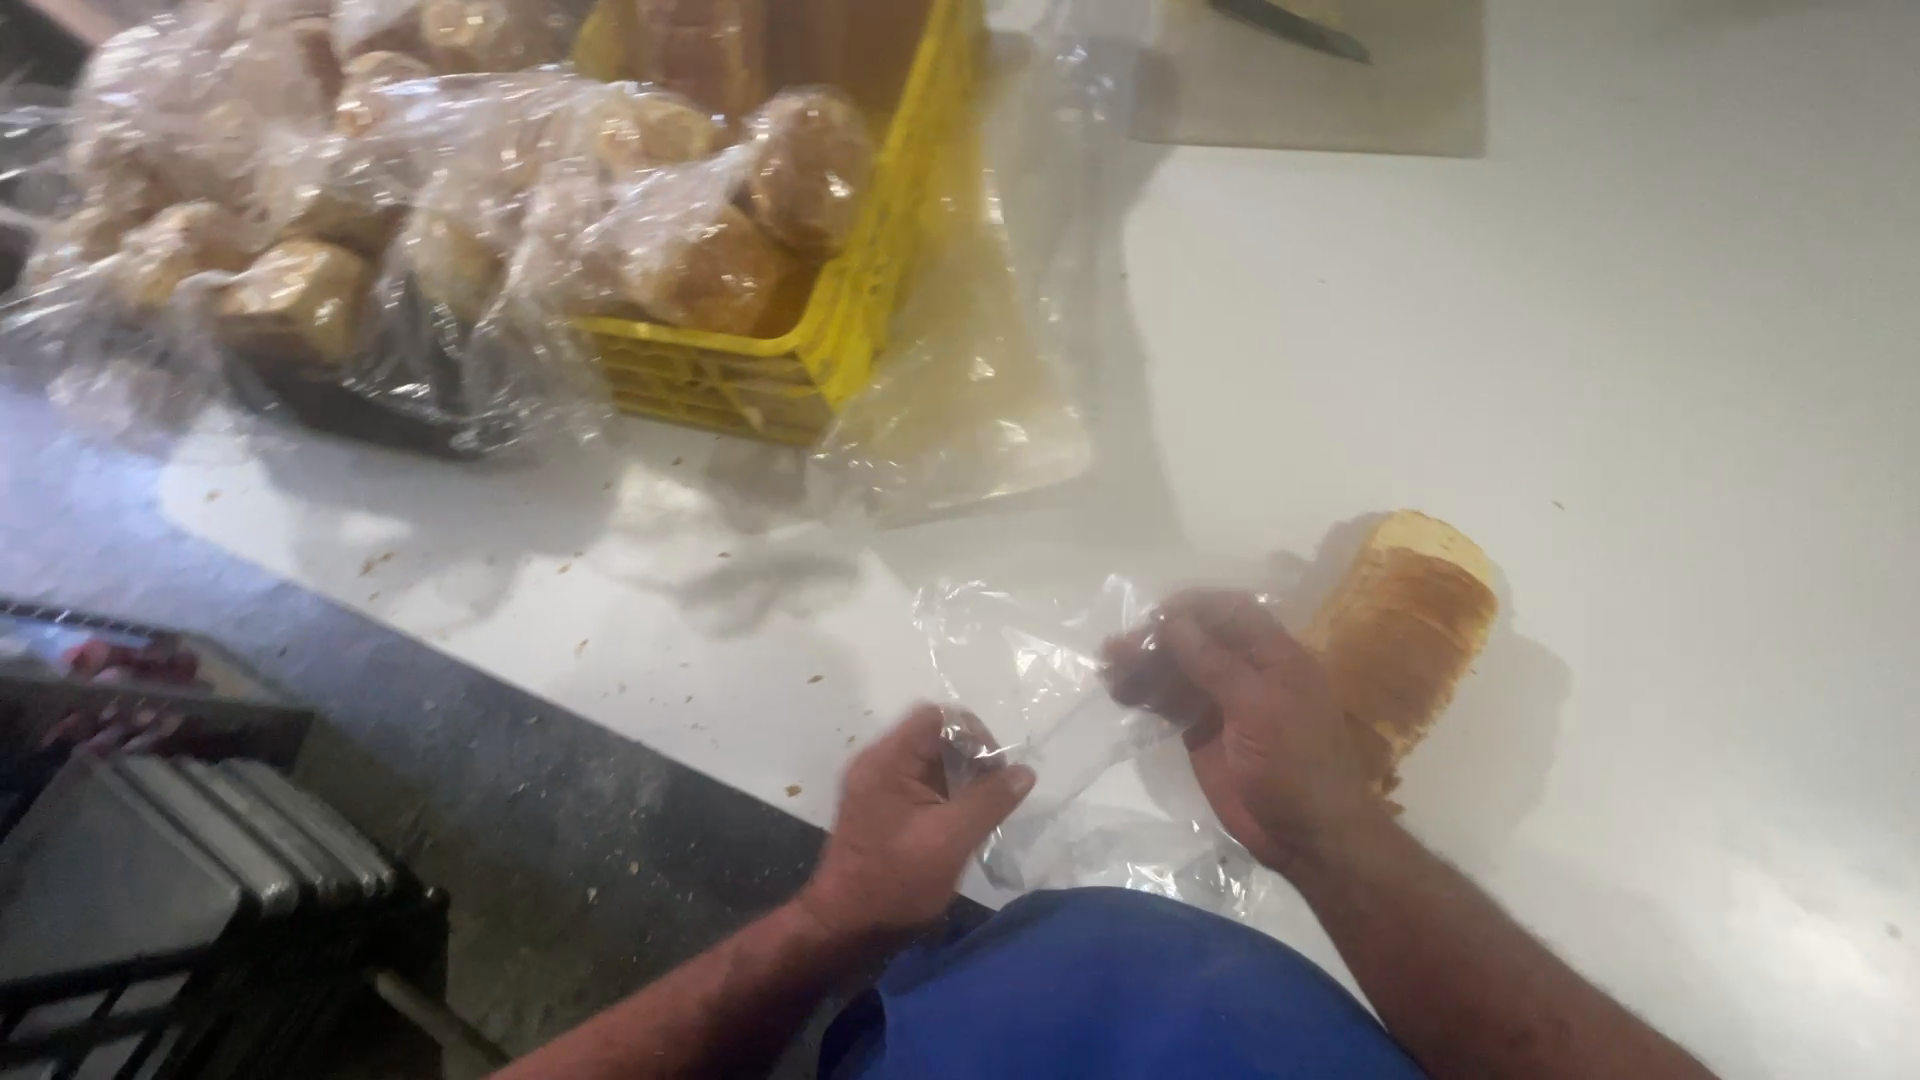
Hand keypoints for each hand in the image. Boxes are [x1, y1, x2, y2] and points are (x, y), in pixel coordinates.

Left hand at [798, 704, 1034, 941]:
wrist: (845, 927)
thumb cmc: (895, 882)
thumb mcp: (950, 840)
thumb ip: (989, 801)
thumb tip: (1023, 772)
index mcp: (887, 760)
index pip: (936, 717)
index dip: (972, 733)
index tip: (994, 768)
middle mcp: (878, 762)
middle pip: (934, 735)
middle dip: (971, 756)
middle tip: (995, 790)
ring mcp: (877, 784)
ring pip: (930, 759)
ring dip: (961, 776)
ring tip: (984, 806)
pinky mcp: (881, 805)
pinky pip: (921, 781)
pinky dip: (947, 791)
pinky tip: (964, 819)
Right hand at [1106, 591, 1387, 874]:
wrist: (1306, 839)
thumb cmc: (1295, 765)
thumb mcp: (1258, 708)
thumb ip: (1215, 664)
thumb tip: (1172, 621)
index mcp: (1275, 657)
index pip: (1233, 612)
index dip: (1194, 607)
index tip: (1155, 614)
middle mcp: (1247, 672)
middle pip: (1197, 640)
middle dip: (1158, 638)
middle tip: (1119, 646)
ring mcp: (1222, 703)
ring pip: (1178, 670)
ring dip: (1143, 664)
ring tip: (1107, 664)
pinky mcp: (1202, 732)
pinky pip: (1169, 702)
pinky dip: (1144, 693)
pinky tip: (1119, 691)